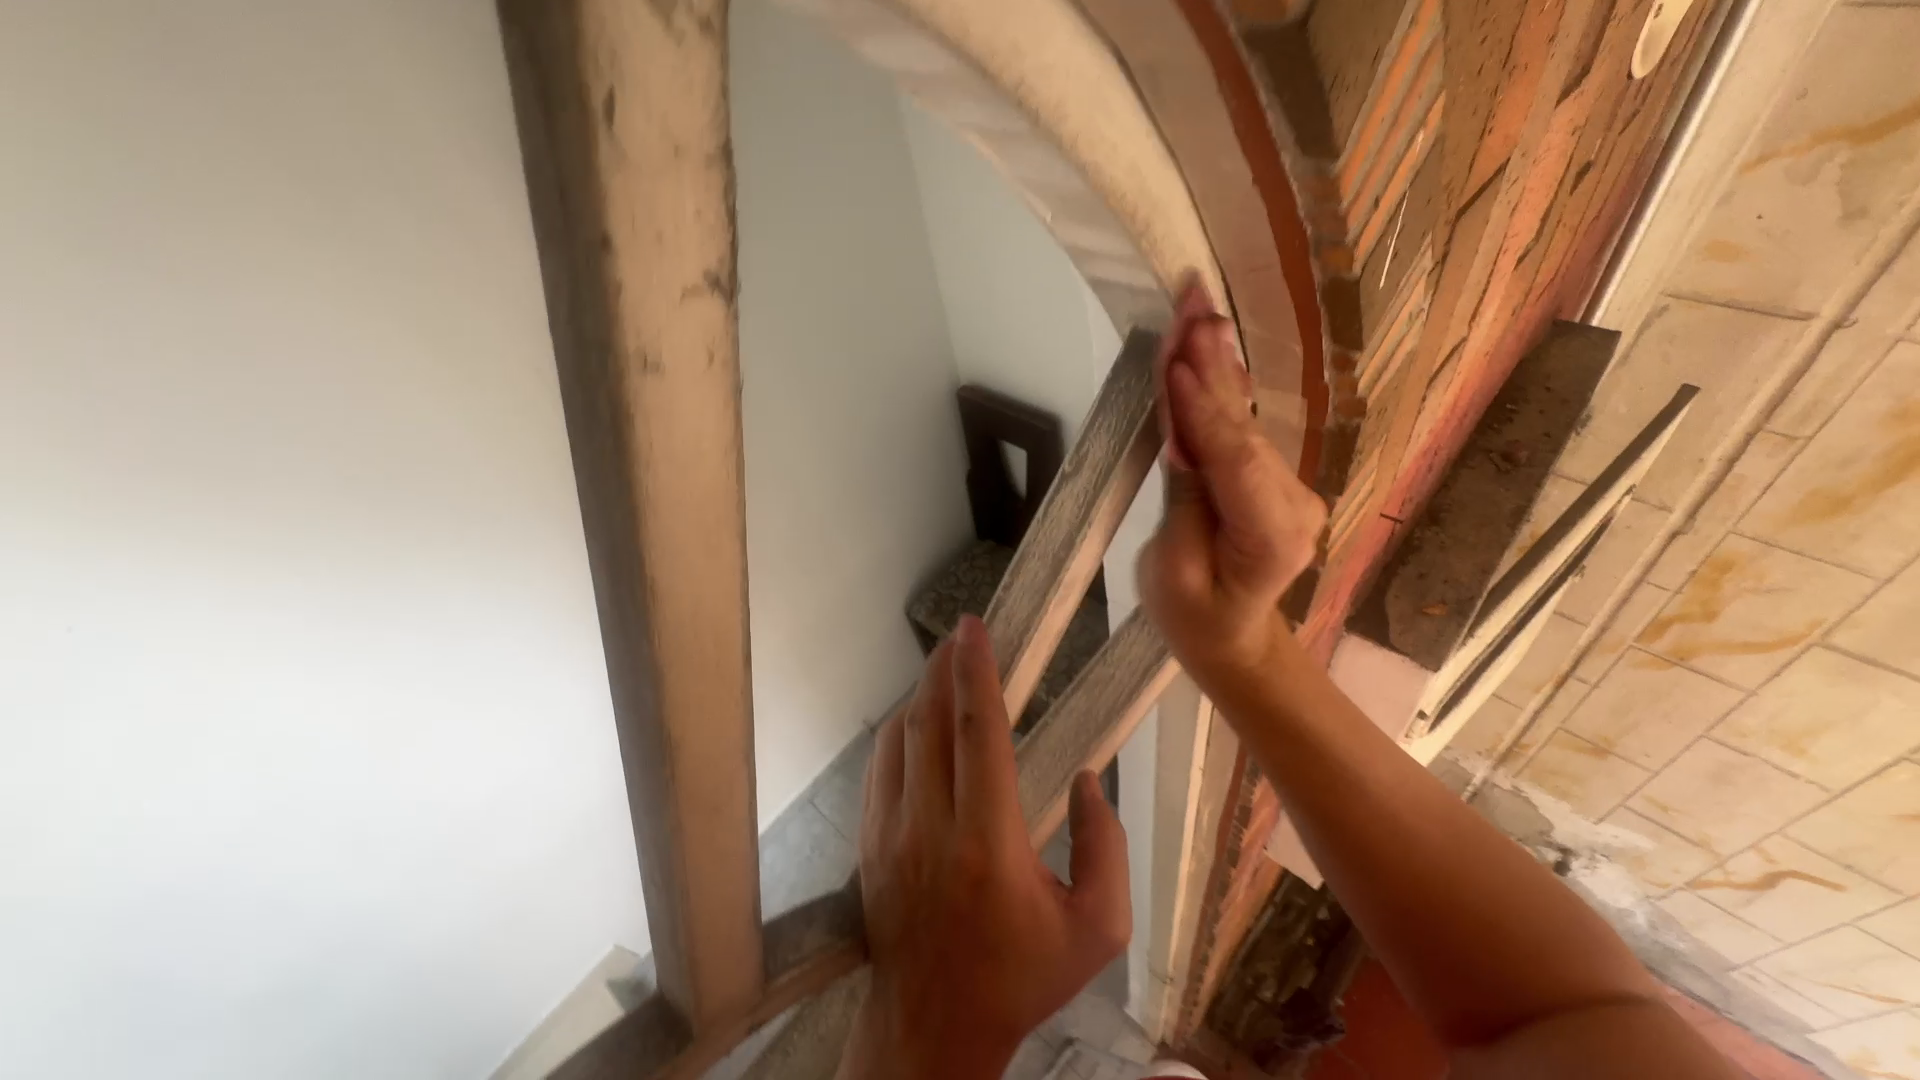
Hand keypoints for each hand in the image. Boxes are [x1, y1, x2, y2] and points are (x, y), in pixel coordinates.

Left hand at [842, 615, 1130, 1079]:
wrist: (935, 1026)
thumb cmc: (1022, 977)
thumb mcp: (1098, 929)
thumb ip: (1105, 847)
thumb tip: (1085, 780)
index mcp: (988, 845)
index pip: (978, 735)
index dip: (977, 674)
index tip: (975, 630)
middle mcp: (930, 829)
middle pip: (930, 723)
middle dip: (945, 668)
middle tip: (963, 633)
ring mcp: (889, 835)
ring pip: (899, 740)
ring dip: (922, 697)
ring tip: (945, 669)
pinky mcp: (869, 846)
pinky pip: (880, 769)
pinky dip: (899, 732)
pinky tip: (918, 720)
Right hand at [1138, 284, 1325, 687]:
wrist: (1231, 638)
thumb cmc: (1194, 619)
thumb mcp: (1173, 574)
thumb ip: (1184, 505)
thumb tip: (1181, 440)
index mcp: (1273, 537)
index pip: (1233, 461)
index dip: (1202, 411)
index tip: (1175, 362)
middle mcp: (1293, 503)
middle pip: (1243, 428)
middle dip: (1213, 366)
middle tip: (1192, 304)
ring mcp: (1288, 486)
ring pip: (1242, 421)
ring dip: (1215, 365)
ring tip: (1197, 310)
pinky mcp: (1272, 477)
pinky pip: (1240, 430)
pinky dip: (1220, 387)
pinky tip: (1210, 344)